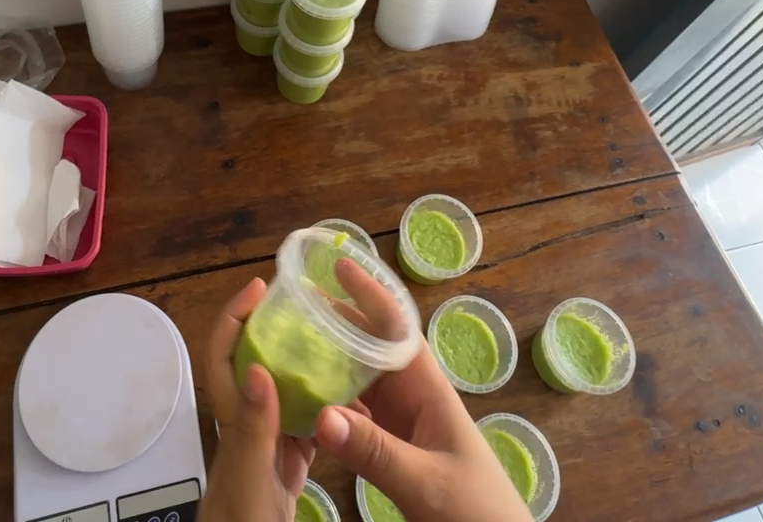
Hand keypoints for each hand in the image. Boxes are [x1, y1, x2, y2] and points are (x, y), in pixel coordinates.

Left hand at [199, 277, 313, 521]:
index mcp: (234, 423)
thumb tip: (258, 368)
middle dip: (276, 327)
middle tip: (310, 305)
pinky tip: (352, 399)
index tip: (260, 288)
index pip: (224, 356)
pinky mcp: (288, 466)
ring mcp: (269, 446)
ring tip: (337, 339)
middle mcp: (249, 425)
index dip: (234, 317)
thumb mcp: (249, 484)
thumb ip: (252, 431)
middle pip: (255, 362)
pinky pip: (306, 423)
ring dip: (304, 361)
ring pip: (284, 389)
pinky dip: (326, 406)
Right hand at [314, 267, 531, 521]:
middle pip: (369, 345)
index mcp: (427, 387)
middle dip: (336, 321)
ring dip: (328, 360)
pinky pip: (353, 412)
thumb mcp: (427, 483)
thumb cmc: (476, 511)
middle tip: (292, 305)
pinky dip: (327, 401)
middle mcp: (411, 394)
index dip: (369, 292)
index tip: (337, 266)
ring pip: (358, 377)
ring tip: (287, 344)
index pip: (395, 327)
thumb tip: (320, 414)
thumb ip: (376, 451)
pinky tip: (300, 400)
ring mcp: (400, 421)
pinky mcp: (390, 447)